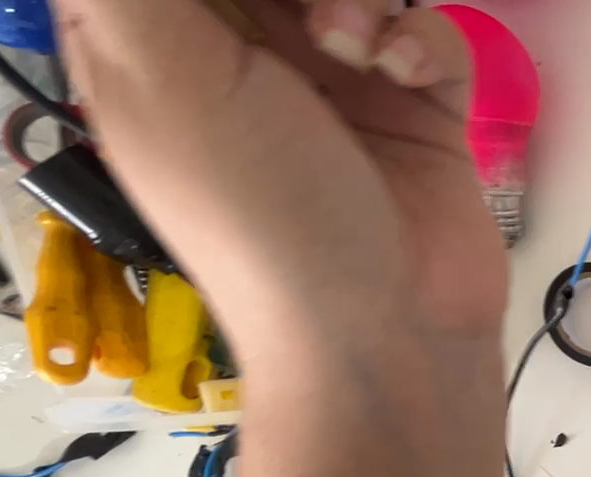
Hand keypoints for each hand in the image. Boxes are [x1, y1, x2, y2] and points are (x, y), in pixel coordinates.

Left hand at [50, 0, 503, 368]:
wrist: (389, 329)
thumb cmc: (265, 216)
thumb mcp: (157, 71)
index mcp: (161, 40)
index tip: (245, 6)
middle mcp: (255, 56)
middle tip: (312, 24)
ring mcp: (349, 89)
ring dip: (362, 0)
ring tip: (360, 57)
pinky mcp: (427, 119)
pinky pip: (433, 40)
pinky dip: (424, 43)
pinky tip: (404, 76)